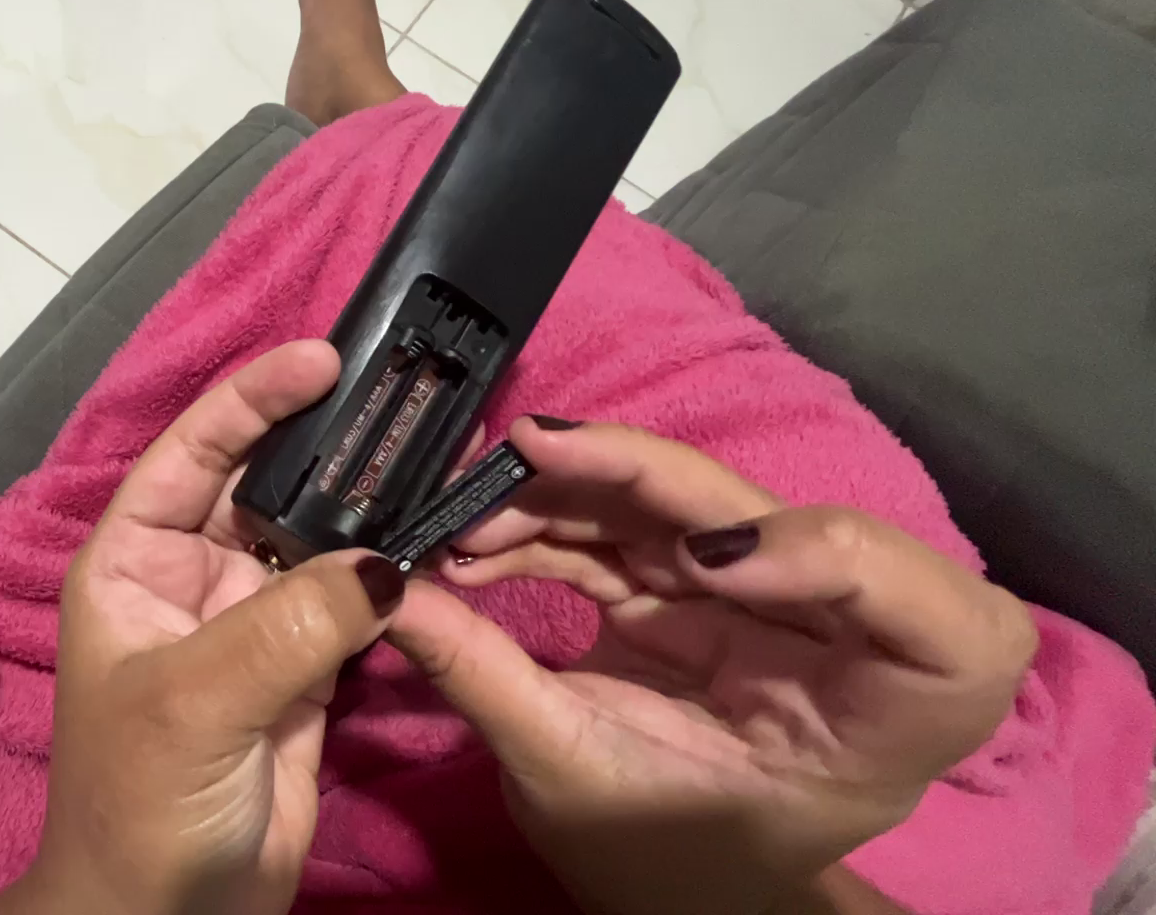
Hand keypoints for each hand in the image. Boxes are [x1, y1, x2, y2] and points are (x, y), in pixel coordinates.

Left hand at [0, 341, 405, 914]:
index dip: (249, 399)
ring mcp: (252, 611)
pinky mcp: (303, 656)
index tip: (319, 359)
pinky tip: (428, 533)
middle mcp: (192, 570)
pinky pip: (348, 594)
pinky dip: (386, 566)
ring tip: (427, 453)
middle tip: (393, 397)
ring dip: (363, 501)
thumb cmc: (141, 802)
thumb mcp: (195, 701)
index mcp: (135, 556)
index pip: (191, 451)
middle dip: (320, 439)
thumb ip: (288, 625)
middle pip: (261, 481)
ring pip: (313, 535)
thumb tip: (385, 561)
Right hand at [389, 418, 1037, 914]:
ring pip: (659, 496)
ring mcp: (740, 591)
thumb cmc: (653, 855)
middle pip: (753, 511)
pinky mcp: (672, 576)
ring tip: (462, 522)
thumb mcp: (566, 776)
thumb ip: (481, 677)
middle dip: (628, 472)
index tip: (699, 563)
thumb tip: (386, 593)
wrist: (652, 864)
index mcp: (873, 717)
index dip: (835, 558)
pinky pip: (605, 523)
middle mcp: (820, 631)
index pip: (936, 619)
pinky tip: (472, 543)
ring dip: (556, 490)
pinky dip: (534, 522)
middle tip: (517, 458)